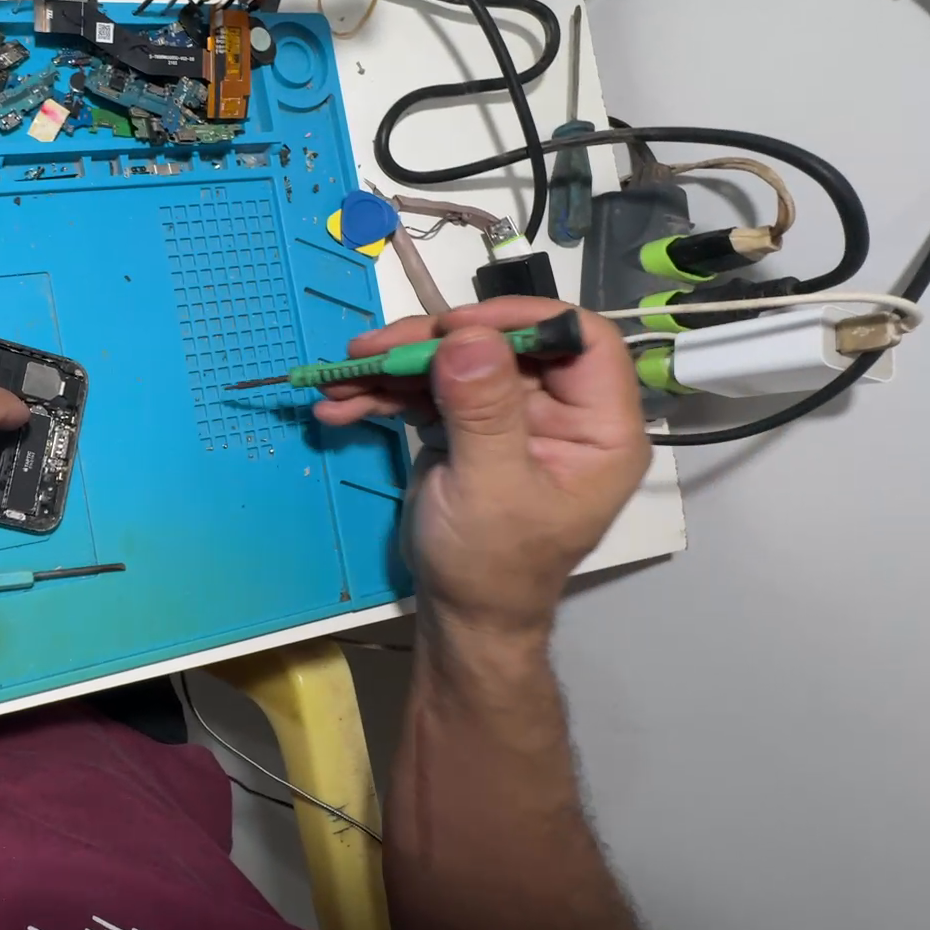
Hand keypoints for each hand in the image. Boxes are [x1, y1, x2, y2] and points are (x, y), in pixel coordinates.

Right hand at [313, 298, 650, 636]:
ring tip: (335, 382)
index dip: (516, 321)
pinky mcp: (461, 426)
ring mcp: (502, 417)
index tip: (449, 327)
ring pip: (449, 366)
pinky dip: (378, 397)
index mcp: (595, 426)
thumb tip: (465, 339)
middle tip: (365, 352)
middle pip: (495, 347)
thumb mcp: (489, 489)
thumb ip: (484, 413)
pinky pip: (420, 394)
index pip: (577, 341)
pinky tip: (339, 407)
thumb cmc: (491, 561)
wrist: (457, 607)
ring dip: (387, 371)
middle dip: (425, 346)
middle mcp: (554, 410)